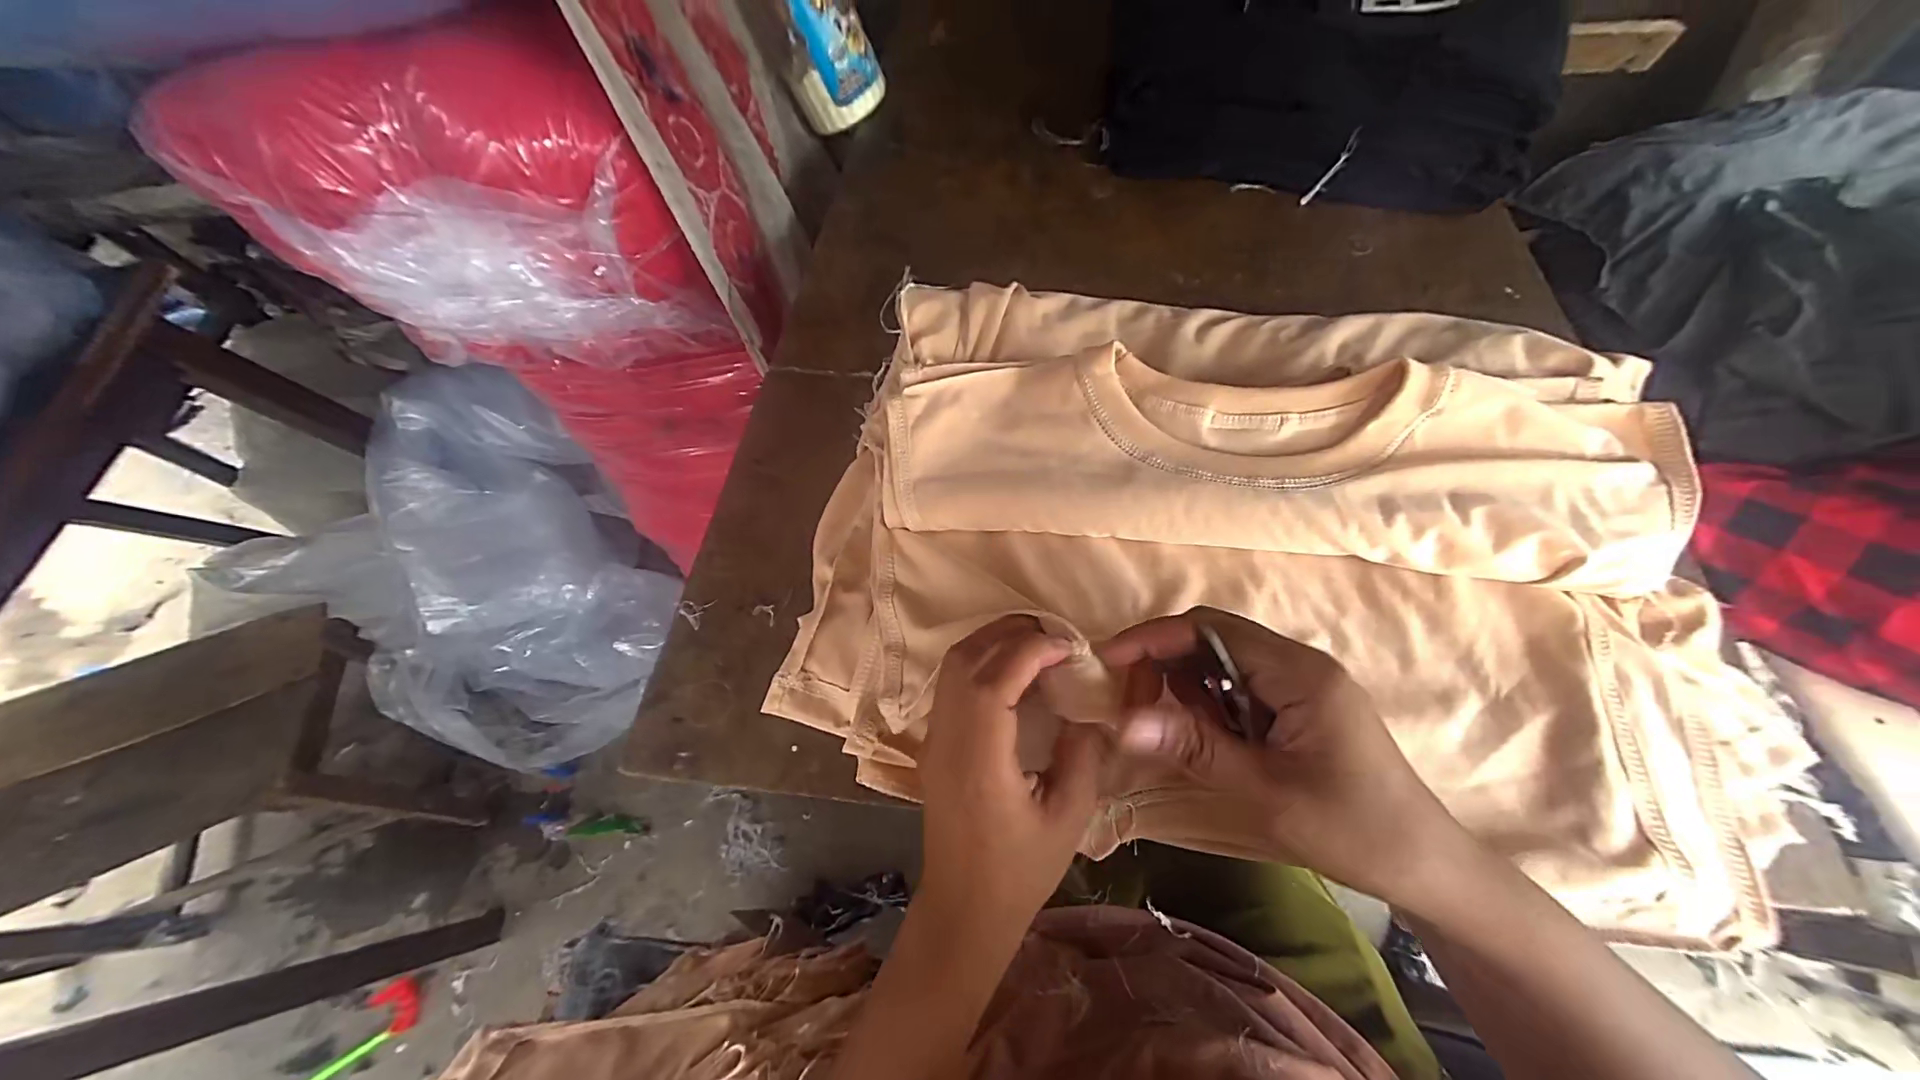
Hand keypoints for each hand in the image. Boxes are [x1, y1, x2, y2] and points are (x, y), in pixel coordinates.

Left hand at [917, 615, 1105, 926]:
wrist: (964, 907)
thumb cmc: (1020, 871)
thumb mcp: (1068, 816)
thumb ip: (1081, 754)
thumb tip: (1087, 707)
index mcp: (979, 760)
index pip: (992, 680)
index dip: (1030, 651)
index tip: (1069, 648)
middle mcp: (946, 740)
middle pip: (964, 660)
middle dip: (1009, 634)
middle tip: (1056, 637)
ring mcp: (933, 739)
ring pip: (952, 666)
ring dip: (992, 643)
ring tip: (1037, 645)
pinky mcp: (933, 744)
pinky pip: (950, 684)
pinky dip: (980, 662)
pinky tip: (1012, 673)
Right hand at [1097, 607, 1467, 903]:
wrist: (1425, 865)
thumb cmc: (1351, 829)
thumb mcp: (1264, 792)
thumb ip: (1194, 748)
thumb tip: (1121, 722)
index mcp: (1300, 673)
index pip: (1208, 628)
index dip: (1152, 638)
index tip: (1108, 662)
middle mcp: (1301, 663)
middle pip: (1211, 637)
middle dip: (1164, 663)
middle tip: (1133, 707)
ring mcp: (1303, 680)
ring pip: (1221, 659)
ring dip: (1186, 686)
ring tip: (1174, 730)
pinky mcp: (1301, 701)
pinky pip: (1239, 683)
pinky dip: (1210, 702)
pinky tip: (1208, 738)